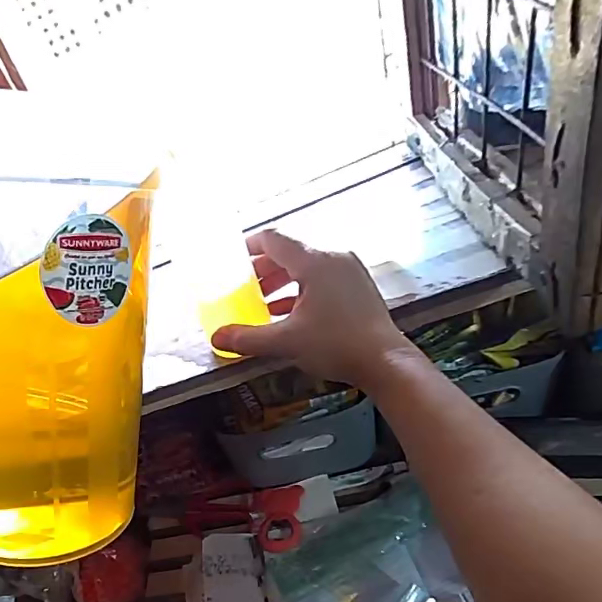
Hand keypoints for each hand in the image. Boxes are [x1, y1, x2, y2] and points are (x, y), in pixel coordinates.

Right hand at [209, 229, 417, 385]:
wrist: (385, 362)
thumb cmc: (336, 345)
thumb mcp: (286, 342)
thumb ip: (248, 338)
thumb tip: (216, 339)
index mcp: (314, 262)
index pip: (273, 240)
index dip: (248, 247)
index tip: (233, 261)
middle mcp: (333, 258)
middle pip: (289, 253)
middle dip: (263, 270)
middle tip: (244, 289)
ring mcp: (350, 271)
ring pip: (307, 267)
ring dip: (282, 283)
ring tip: (263, 304)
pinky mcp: (359, 287)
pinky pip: (323, 279)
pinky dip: (302, 291)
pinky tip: (290, 314)